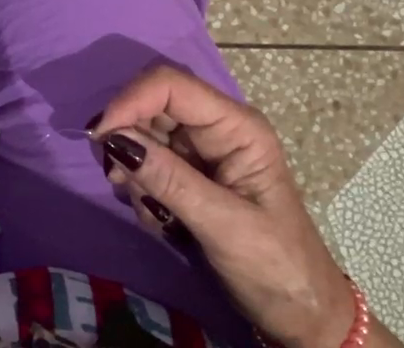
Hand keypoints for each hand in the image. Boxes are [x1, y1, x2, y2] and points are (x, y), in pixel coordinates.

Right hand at [93, 64, 364, 347]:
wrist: (302, 318)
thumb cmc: (278, 269)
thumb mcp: (224, 226)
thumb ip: (170, 181)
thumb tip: (115, 140)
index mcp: (237, 127)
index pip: (171, 85)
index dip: (131, 100)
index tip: (101, 137)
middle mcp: (217, 128)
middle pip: (152, 105)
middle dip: (128, 137)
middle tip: (118, 180)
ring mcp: (202, 151)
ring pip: (144, 133)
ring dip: (132, 167)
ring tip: (148, 210)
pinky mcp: (189, 174)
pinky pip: (147, 161)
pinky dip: (139, 185)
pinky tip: (156, 218)